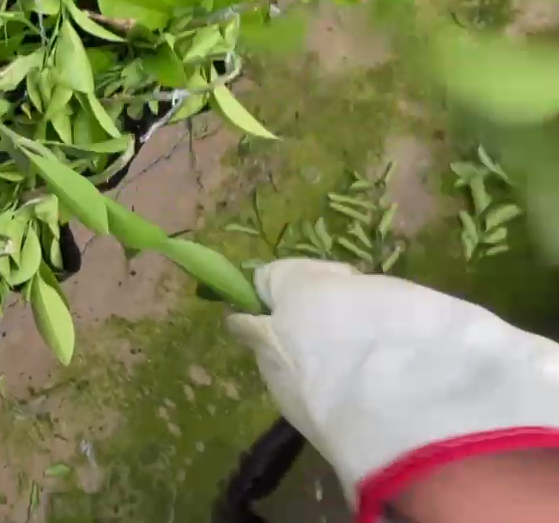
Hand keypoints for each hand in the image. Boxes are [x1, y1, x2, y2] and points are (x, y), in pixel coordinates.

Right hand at [227, 259, 558, 520]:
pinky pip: (422, 328)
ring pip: (378, 309)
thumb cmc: (323, 384)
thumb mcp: (274, 363)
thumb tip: (241, 319)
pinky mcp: (454, 320)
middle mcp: (349, 279)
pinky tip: (417, 380)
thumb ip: (257, 334)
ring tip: (384, 376)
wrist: (421, 420)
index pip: (272, 275)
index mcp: (297, 282)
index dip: (274, 302)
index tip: (282, 333)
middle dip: (329, 316)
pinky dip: (416, 348)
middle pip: (330, 289)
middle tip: (333, 360)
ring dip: (375, 332)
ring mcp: (405, 295)